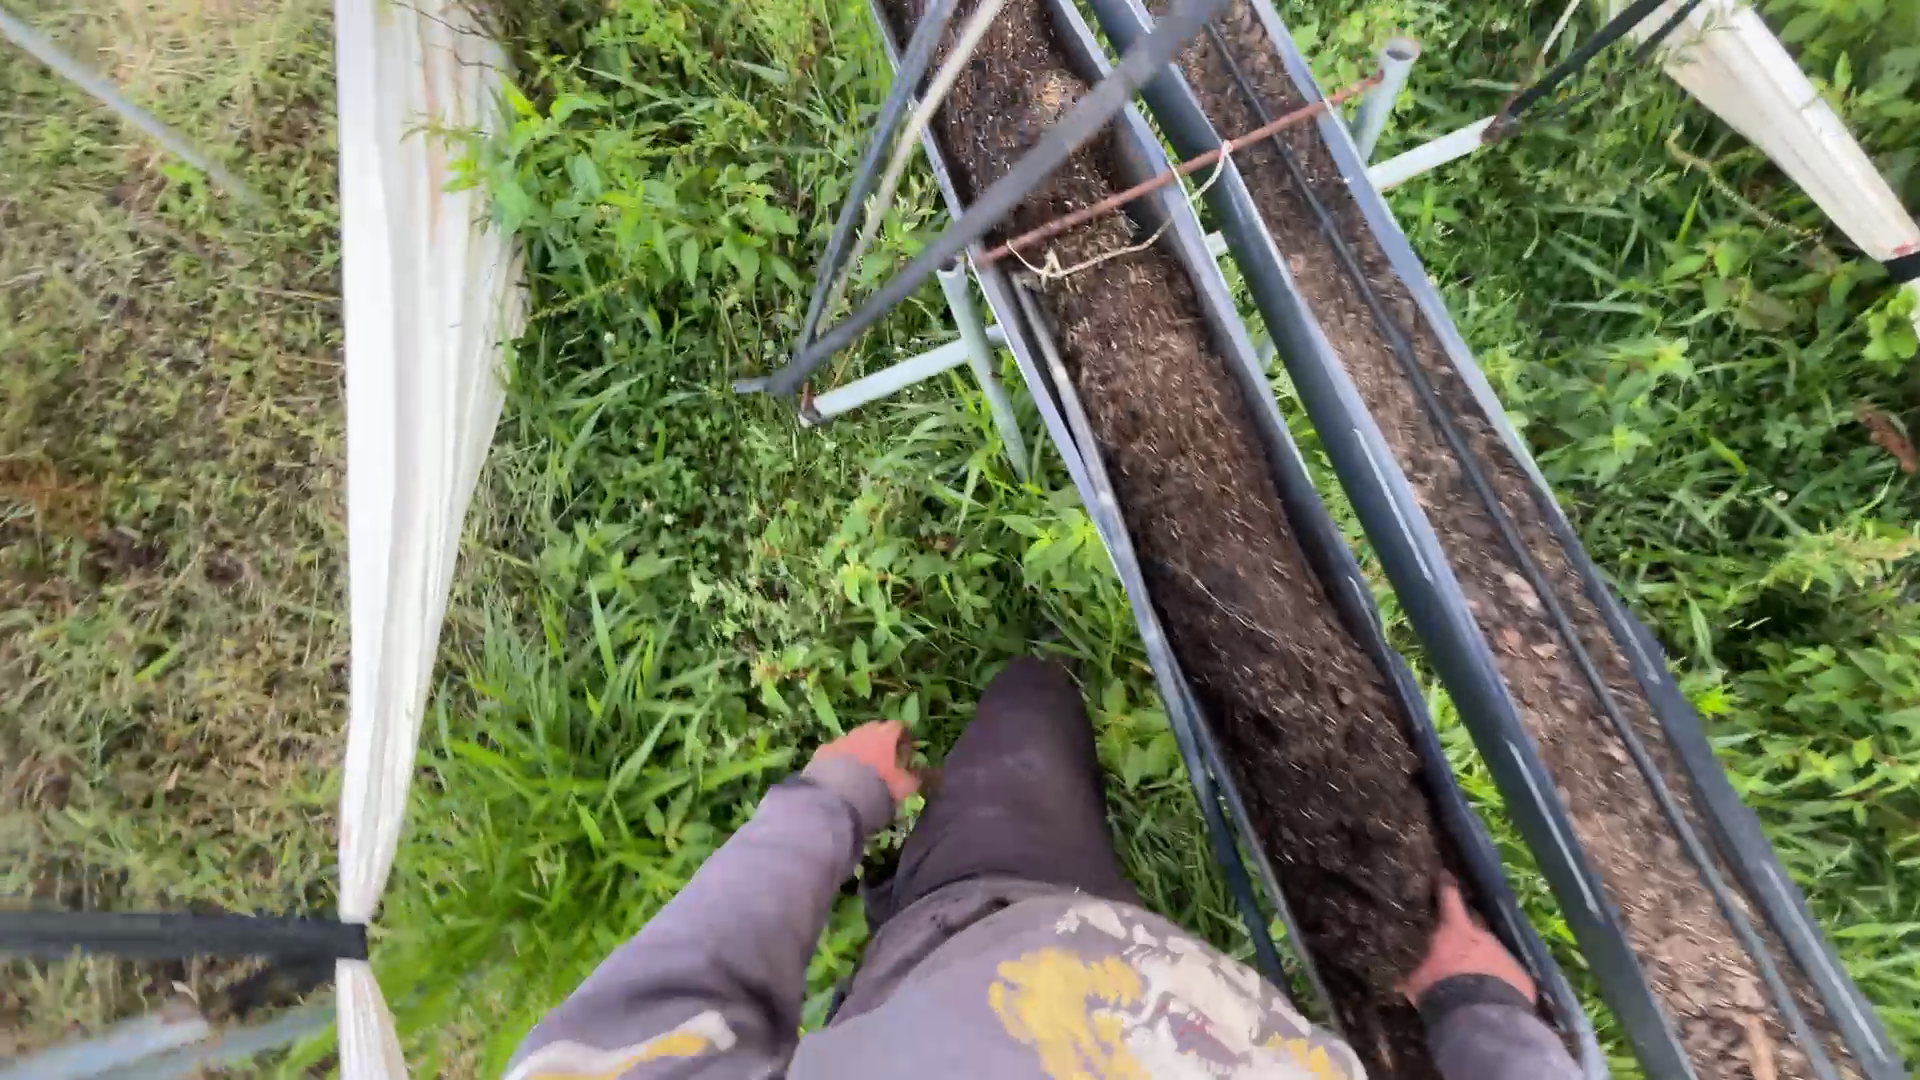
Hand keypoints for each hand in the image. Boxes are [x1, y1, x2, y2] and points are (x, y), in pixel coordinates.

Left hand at [813, 721, 919, 805]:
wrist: (836, 800)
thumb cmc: (877, 791)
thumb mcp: (904, 789)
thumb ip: (914, 779)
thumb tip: (918, 774)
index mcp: (886, 735)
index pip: (900, 726)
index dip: (904, 738)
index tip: (906, 751)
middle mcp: (863, 730)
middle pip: (876, 730)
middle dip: (881, 742)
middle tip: (884, 761)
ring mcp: (841, 739)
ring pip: (855, 741)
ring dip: (860, 751)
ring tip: (861, 772)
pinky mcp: (823, 751)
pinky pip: (836, 753)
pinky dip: (841, 761)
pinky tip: (841, 778)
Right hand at [1403, 879, 1535, 1005]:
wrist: (1483, 1017)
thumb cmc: (1441, 989)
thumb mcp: (1415, 979)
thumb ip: (1408, 969)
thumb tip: (1391, 972)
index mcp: (1454, 928)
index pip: (1449, 897)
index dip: (1446, 884)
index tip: (1444, 873)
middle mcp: (1482, 935)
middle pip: (1474, 922)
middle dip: (1467, 924)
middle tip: (1458, 931)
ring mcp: (1505, 955)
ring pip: (1492, 948)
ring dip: (1483, 954)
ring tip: (1476, 969)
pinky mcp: (1523, 978)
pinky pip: (1509, 972)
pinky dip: (1501, 976)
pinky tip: (1495, 990)